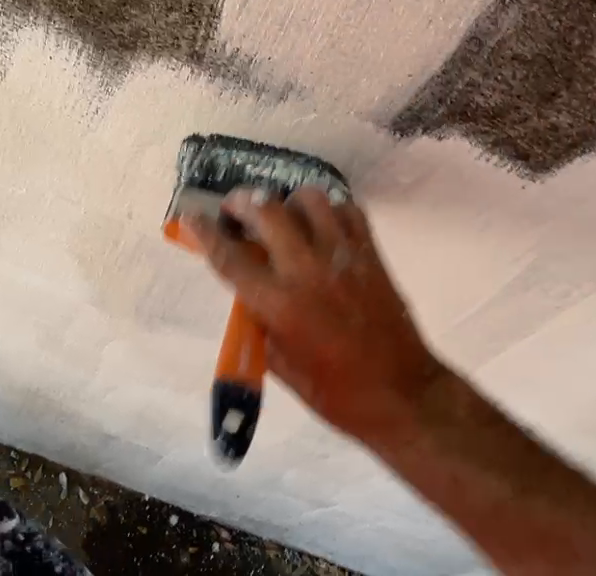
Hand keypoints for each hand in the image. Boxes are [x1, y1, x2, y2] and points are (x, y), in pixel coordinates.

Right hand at [185, 187, 446, 447]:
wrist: (403, 396)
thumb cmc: (336, 393)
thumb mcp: (280, 365)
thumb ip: (258, 320)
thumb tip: (245, 289)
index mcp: (279, 304)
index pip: (229, 256)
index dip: (204, 232)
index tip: (192, 215)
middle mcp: (307, 270)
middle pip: (265, 210)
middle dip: (242, 202)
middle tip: (235, 210)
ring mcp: (343, 256)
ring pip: (309, 198)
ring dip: (288, 202)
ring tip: (282, 216)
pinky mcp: (371, 252)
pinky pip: (346, 209)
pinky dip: (328, 209)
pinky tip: (320, 225)